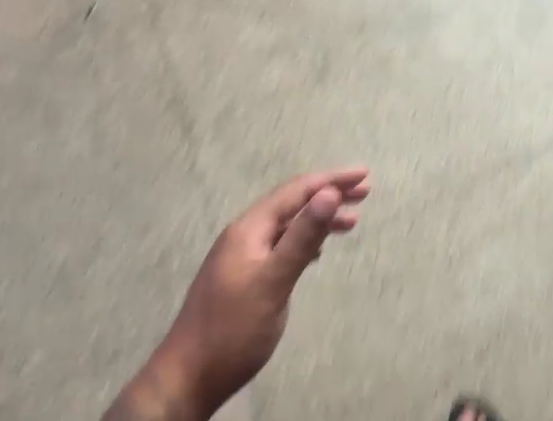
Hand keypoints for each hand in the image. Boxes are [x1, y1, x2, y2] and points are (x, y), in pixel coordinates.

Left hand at [107, 167, 371, 420]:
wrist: (187, 378)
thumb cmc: (233, 329)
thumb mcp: (273, 282)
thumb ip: (302, 237)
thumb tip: (329, 192)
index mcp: (250, 229)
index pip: (297, 191)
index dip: (332, 180)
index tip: (364, 175)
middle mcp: (244, 234)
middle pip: (292, 203)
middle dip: (328, 194)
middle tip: (365, 192)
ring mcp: (242, 256)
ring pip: (287, 225)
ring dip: (318, 219)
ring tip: (352, 222)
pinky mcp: (243, 277)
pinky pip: (280, 245)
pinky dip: (304, 241)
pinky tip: (317, 252)